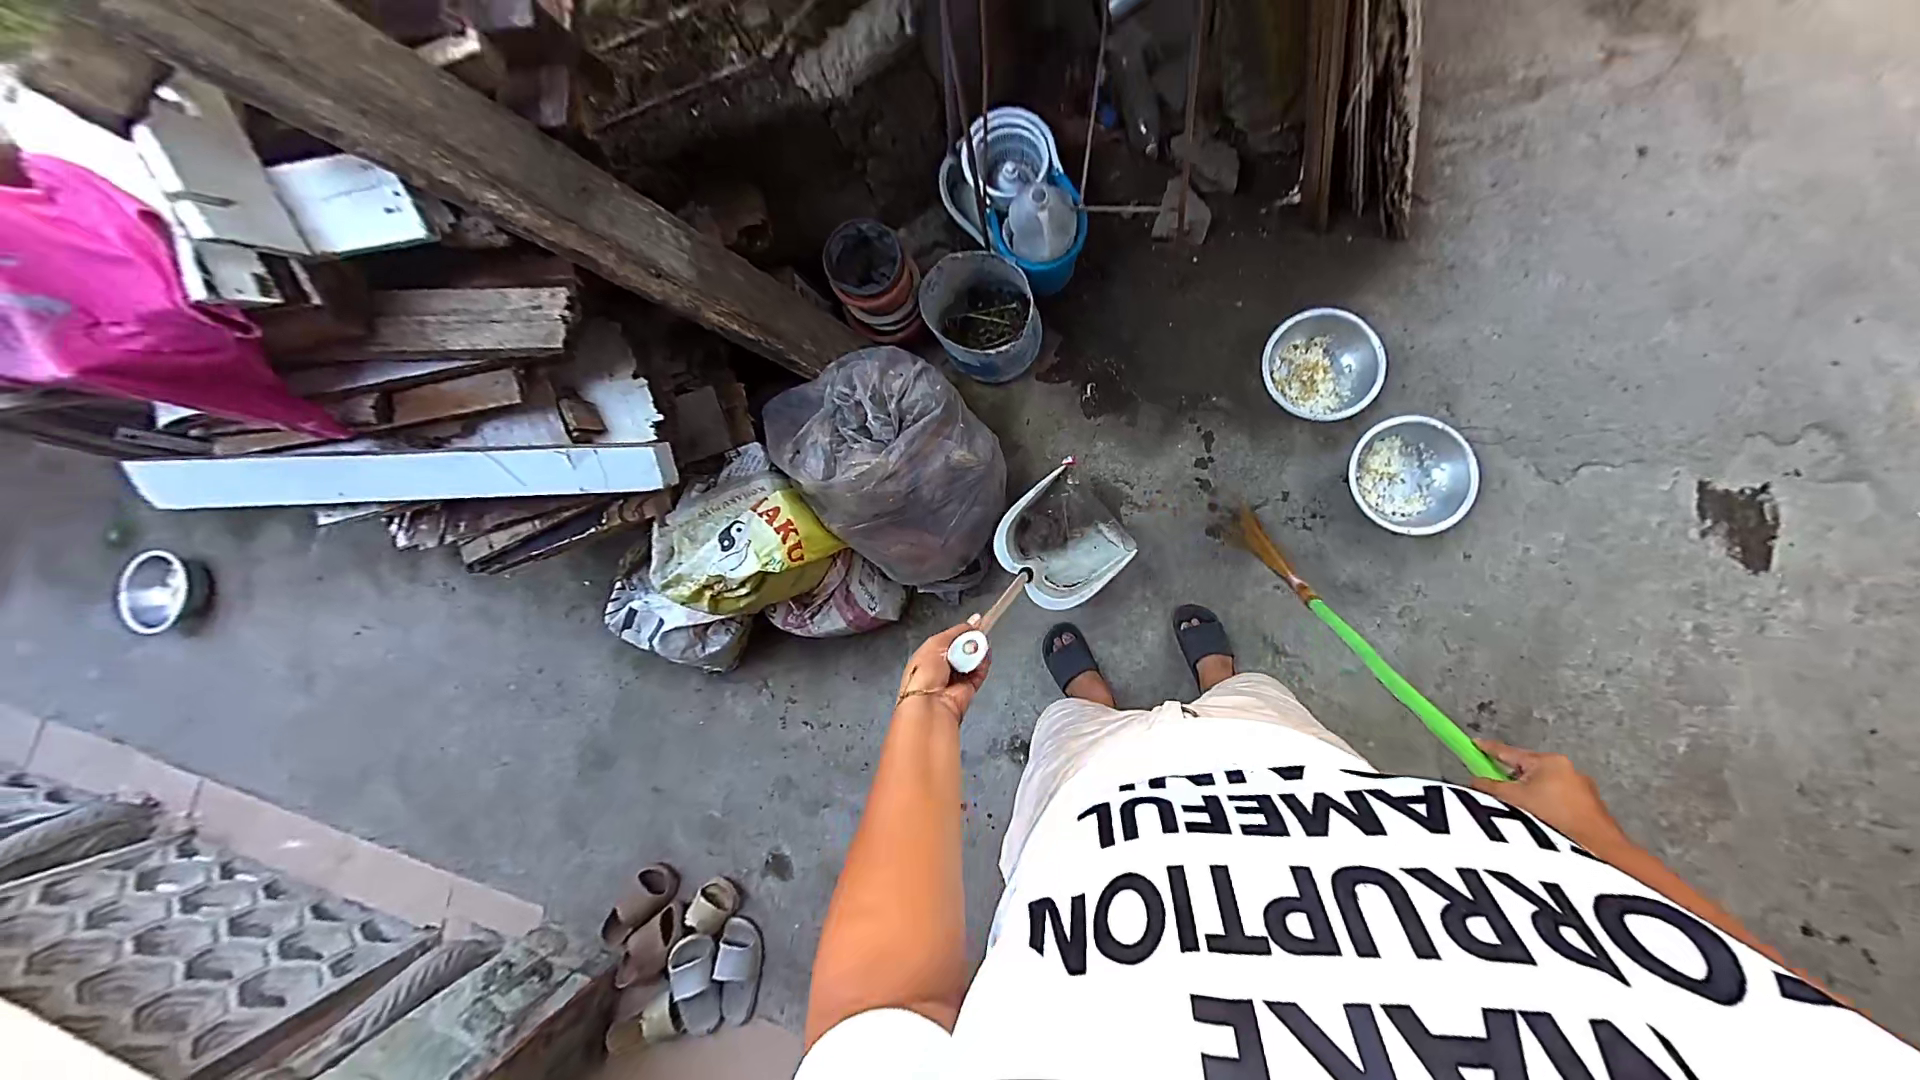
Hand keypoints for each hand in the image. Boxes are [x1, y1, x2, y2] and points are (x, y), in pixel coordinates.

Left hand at [895, 623, 990, 723]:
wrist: (930, 702)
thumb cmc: (923, 675)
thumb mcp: (937, 643)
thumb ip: (956, 632)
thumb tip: (973, 622)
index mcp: (929, 655)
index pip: (949, 638)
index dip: (962, 631)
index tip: (975, 622)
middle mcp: (942, 667)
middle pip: (963, 648)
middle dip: (970, 640)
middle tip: (976, 635)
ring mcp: (956, 678)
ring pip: (973, 659)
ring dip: (978, 651)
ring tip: (979, 645)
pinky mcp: (968, 688)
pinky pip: (980, 672)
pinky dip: (984, 663)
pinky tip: (985, 654)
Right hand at [1470, 739, 1631, 853]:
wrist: (1598, 850)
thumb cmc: (1550, 817)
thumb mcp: (1509, 797)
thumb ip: (1486, 785)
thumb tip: (1474, 781)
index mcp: (1547, 761)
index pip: (1508, 751)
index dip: (1487, 748)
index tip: (1473, 743)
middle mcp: (1566, 767)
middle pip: (1526, 765)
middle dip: (1508, 772)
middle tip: (1491, 781)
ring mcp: (1581, 785)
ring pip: (1541, 780)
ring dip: (1526, 787)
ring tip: (1515, 802)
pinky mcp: (1589, 804)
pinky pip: (1556, 793)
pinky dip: (1542, 798)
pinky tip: (1537, 812)